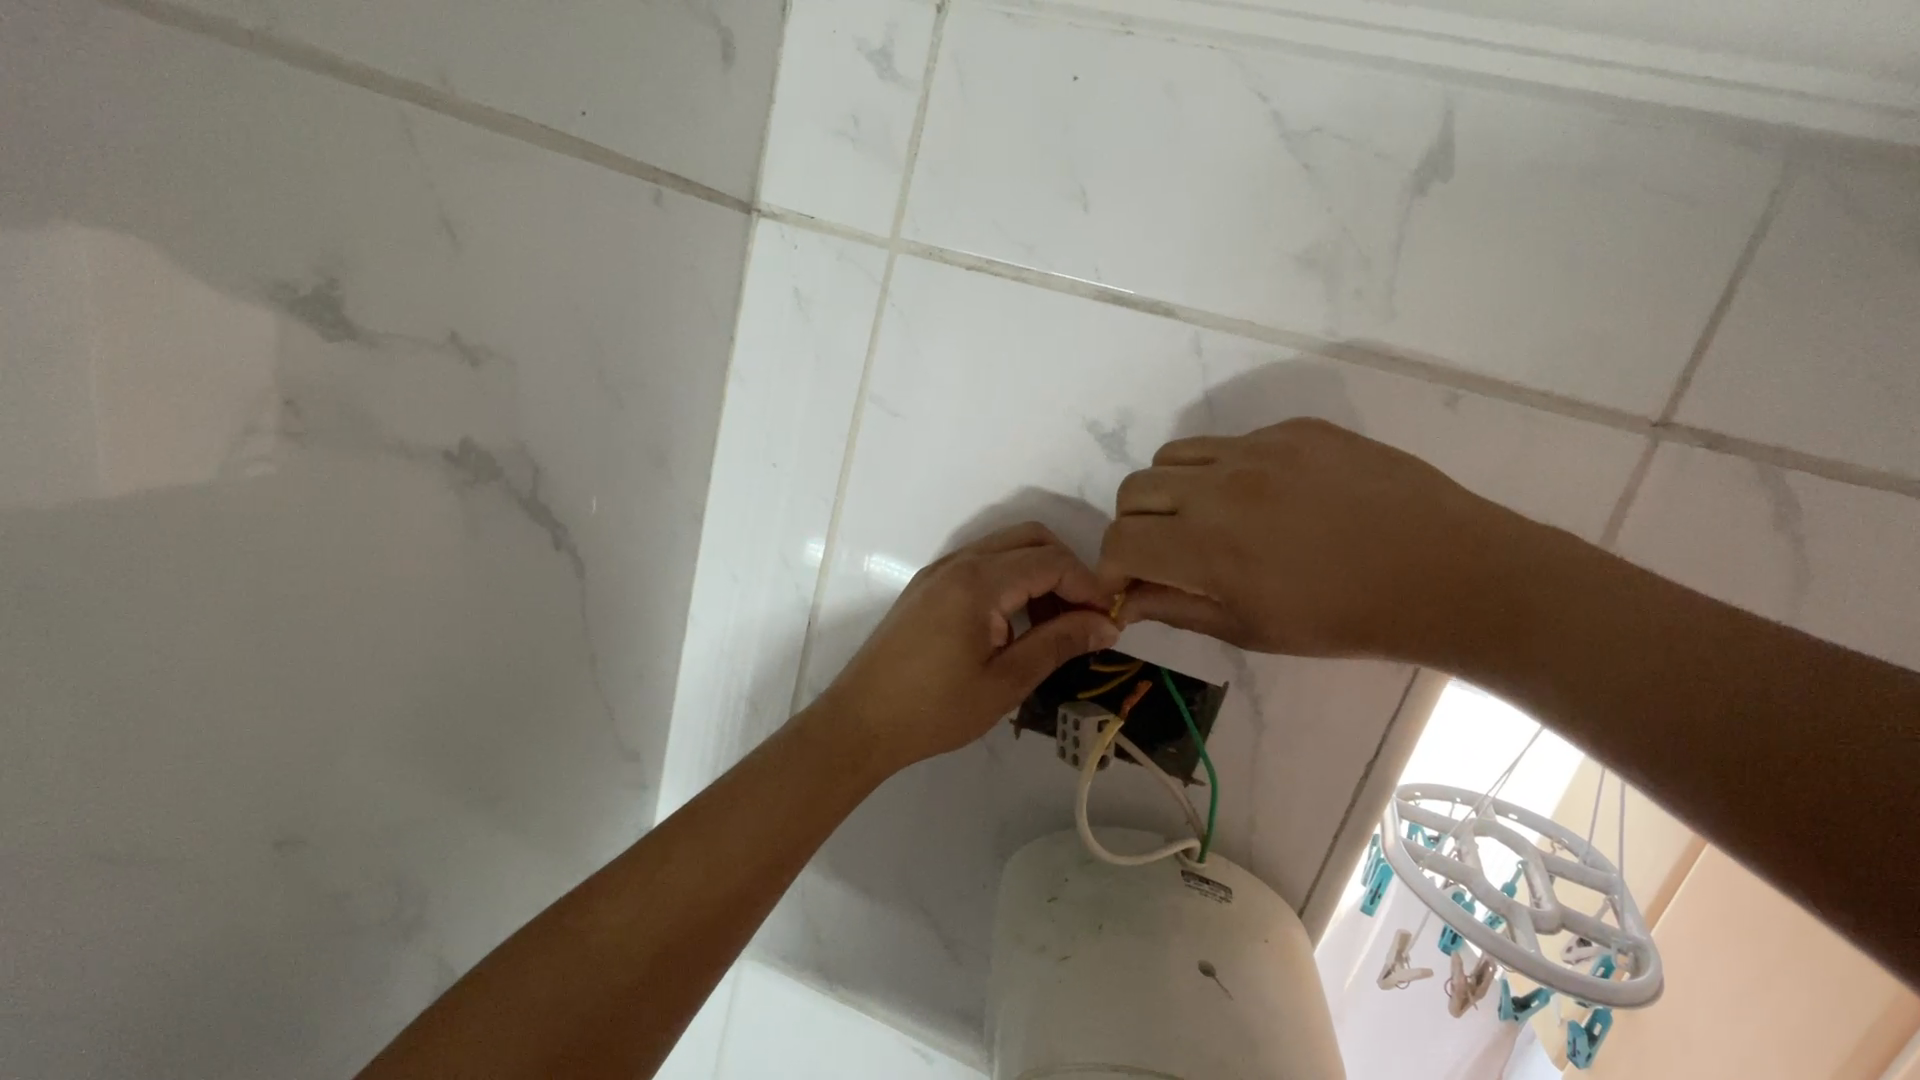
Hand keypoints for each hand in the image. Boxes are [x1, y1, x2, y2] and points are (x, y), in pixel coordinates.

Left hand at [809, 523, 1119, 773]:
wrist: (861, 723)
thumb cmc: (935, 710)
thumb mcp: (1006, 681)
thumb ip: (1059, 643)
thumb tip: (1107, 624)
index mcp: (978, 581)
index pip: (1051, 561)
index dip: (1088, 586)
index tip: (1109, 621)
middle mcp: (958, 562)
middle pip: (1030, 539)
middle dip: (1066, 570)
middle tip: (1083, 618)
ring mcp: (938, 572)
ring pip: (1005, 548)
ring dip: (1038, 574)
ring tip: (1052, 628)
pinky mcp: (927, 587)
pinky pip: (981, 565)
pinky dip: (1010, 581)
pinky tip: (1015, 627)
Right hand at [1097, 418, 1522, 659]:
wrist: (1445, 572)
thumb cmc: (1344, 619)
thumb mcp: (1251, 629)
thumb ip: (1178, 608)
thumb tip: (1129, 597)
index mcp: (1207, 547)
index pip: (1119, 540)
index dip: (1112, 565)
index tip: (1131, 581)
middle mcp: (1219, 486)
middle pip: (1134, 490)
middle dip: (1135, 525)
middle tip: (1168, 552)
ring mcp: (1258, 449)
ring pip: (1173, 455)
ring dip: (1172, 490)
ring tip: (1209, 518)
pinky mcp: (1295, 429)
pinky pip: (1231, 441)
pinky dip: (1225, 470)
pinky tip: (1270, 499)